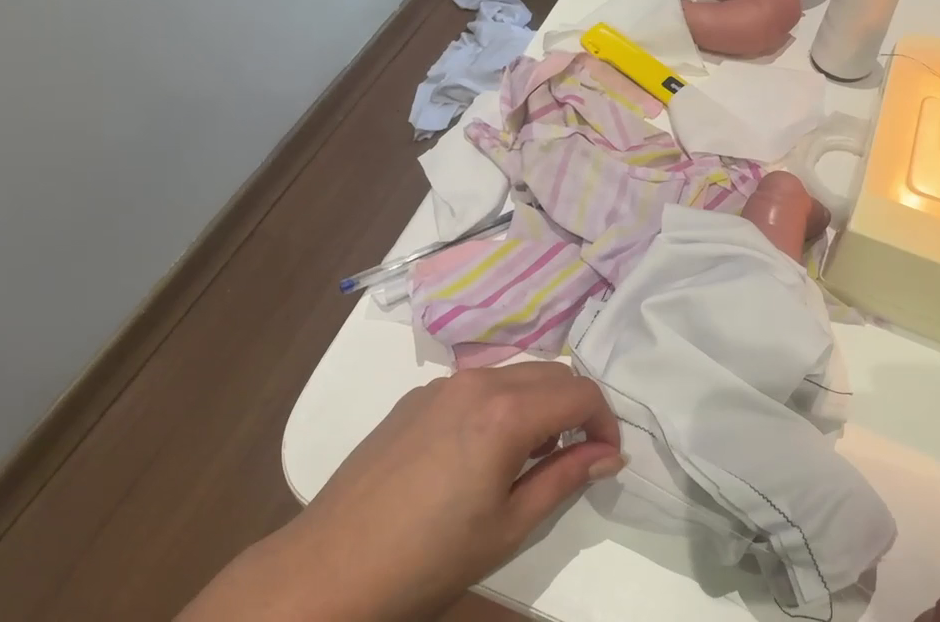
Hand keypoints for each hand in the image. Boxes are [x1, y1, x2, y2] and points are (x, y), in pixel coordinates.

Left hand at [179, 363, 621, 621]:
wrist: (332, 566)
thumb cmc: (429, 556)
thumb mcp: (509, 525)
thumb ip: (564, 478)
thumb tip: (607, 454)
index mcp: (505, 412)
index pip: (580, 393)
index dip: (605, 421)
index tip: (606, 457)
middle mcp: (476, 382)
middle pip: (550, 373)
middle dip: (575, 408)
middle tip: (576, 457)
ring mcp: (440, 386)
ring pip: (513, 374)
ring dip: (538, 403)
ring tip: (531, 457)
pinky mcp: (414, 398)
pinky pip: (476, 385)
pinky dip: (501, 403)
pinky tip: (483, 452)